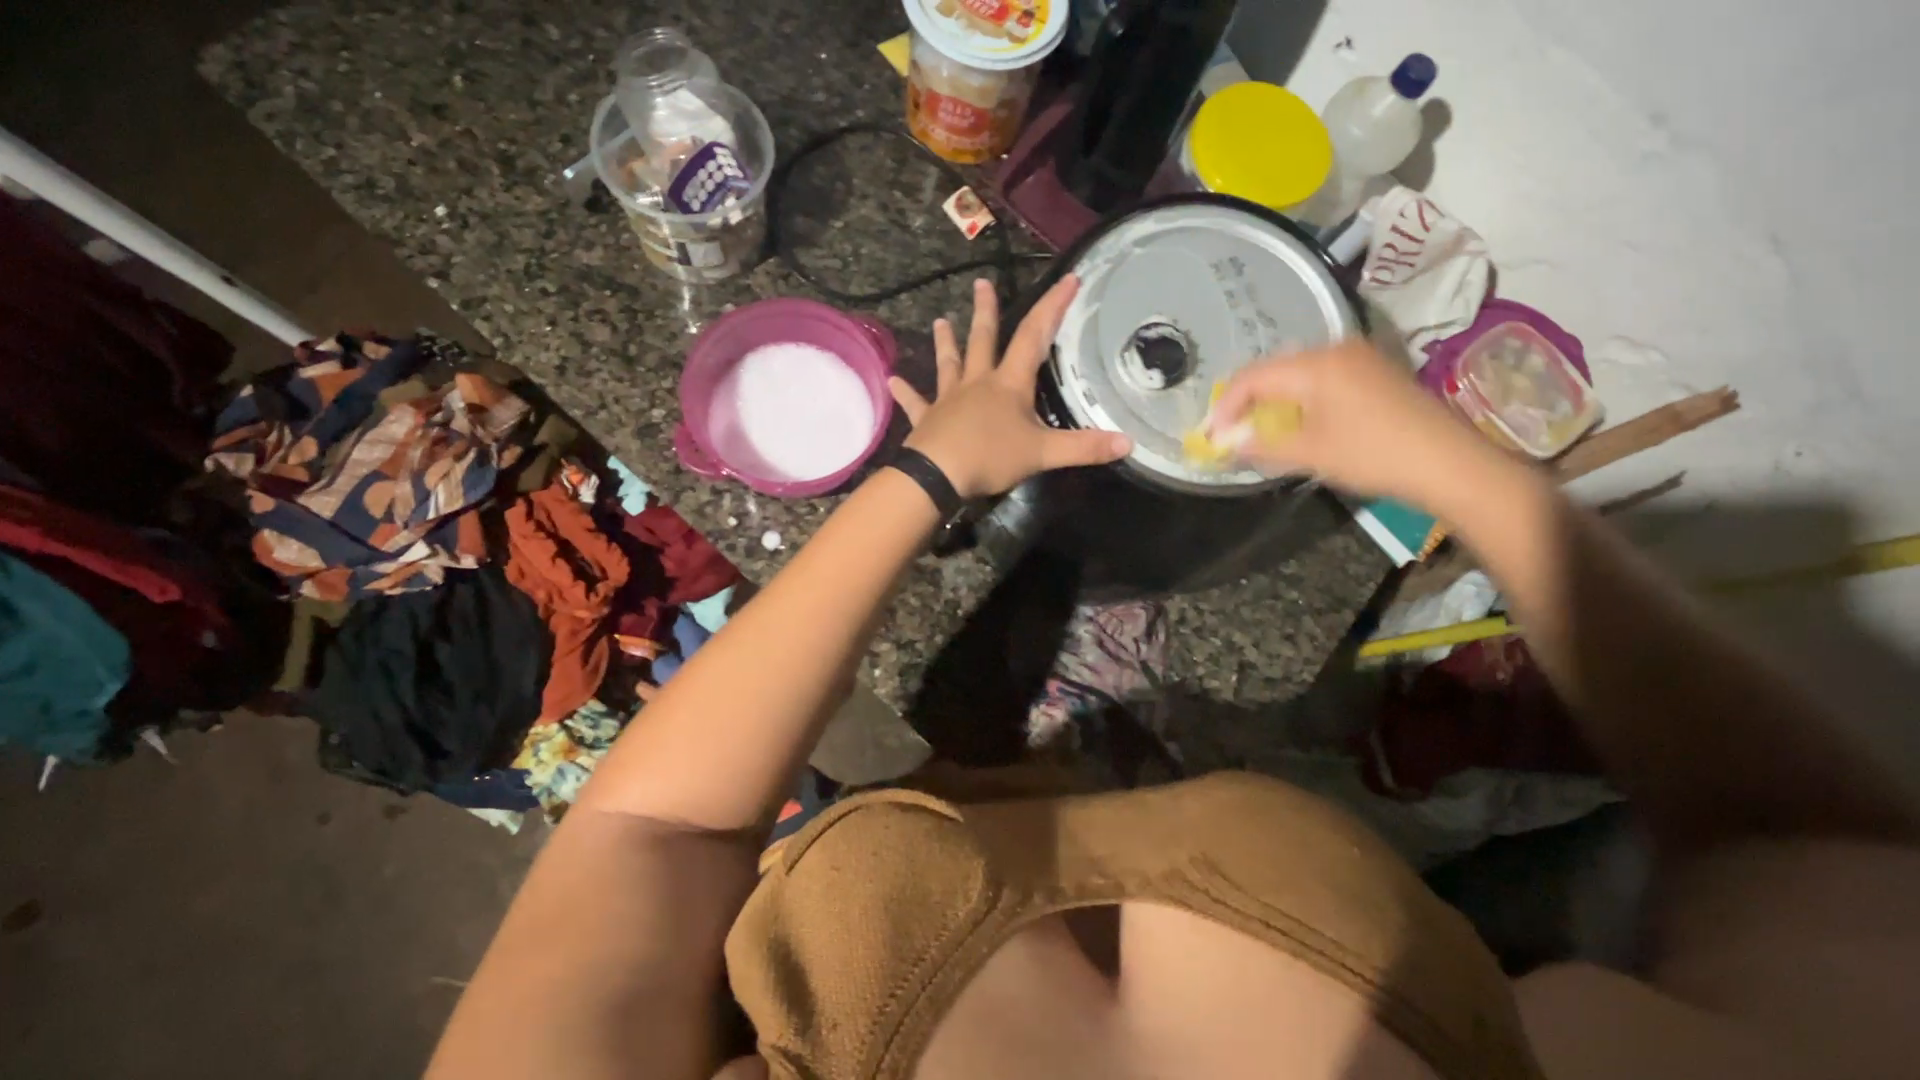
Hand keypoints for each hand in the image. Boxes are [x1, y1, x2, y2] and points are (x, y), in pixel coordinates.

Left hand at [890, 276, 1131, 498]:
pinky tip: (891, 381)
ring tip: (940, 320)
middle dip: (987, 311)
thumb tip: (1128, 443)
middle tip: (981, 284)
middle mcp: (978, 383)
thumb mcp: (1044, 454)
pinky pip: (916, 402)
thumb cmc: (990, 458)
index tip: (1068, 279)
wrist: (937, 475)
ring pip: (949, 364)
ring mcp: (948, 399)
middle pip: (983, 340)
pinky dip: (905, 392)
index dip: (1053, 307)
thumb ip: (1085, 447)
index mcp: (1009, 385)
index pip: (1034, 337)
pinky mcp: (927, 420)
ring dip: (946, 343)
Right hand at [1209, 339, 1511, 510]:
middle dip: (1247, 401)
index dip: (1225, 406)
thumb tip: (1229, 443)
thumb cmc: (1374, 455)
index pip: (1251, 377)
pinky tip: (1298, 421)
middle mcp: (1334, 349)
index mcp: (1315, 365)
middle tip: (1231, 432)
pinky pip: (1321, 376)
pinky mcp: (1374, 370)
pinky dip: (1300, 397)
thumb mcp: (1311, 454)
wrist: (1449, 462)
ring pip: (1297, 372)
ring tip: (1260, 429)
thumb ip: (1262, 446)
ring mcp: (1358, 357)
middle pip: (1273, 369)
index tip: (1211, 435)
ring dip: (1274, 399)